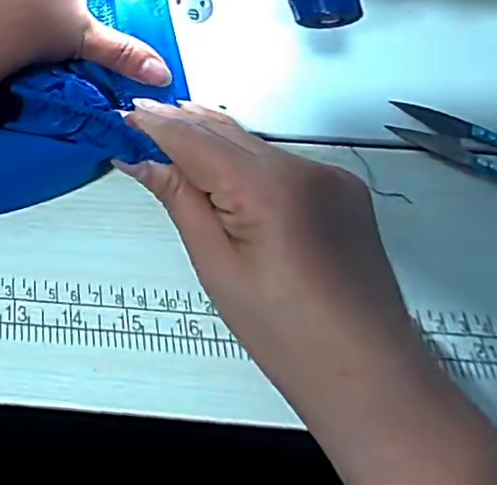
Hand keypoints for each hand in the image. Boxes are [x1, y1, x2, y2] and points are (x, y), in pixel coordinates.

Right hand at [116, 100, 422, 399]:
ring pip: (249, 141)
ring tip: (165, 134)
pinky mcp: (341, 188)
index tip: (123, 116)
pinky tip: (217, 163)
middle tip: (134, 121)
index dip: (153, 125)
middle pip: (222, 131)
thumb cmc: (293, 337)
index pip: (194, 137)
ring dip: (207, 137)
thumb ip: (178, 198)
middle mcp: (305, 171)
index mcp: (270, 190)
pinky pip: (276, 158)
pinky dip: (241, 156)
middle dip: (176, 124)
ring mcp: (329, 176)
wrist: (373, 380)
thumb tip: (141, 160)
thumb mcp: (215, 264)